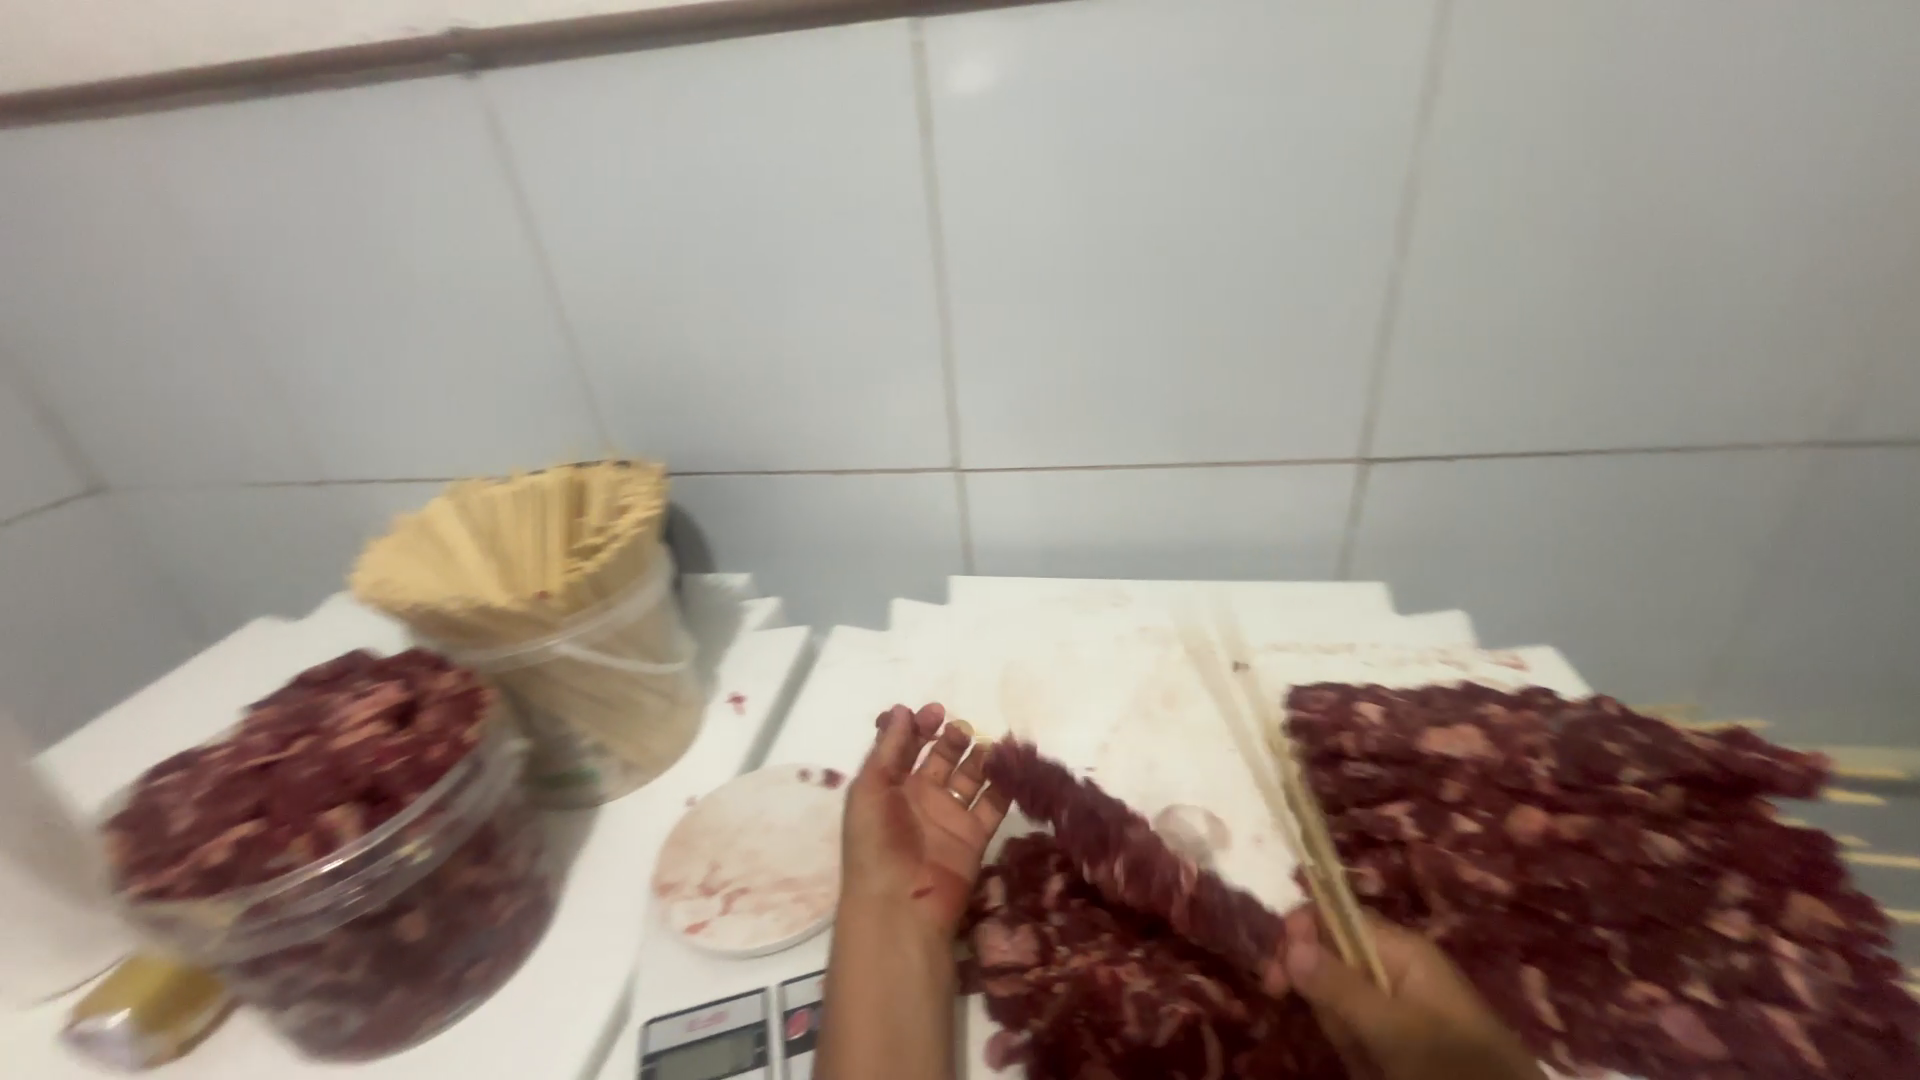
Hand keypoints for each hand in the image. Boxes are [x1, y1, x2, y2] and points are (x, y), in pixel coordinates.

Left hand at [841, 703, 1011, 938]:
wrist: (899, 905)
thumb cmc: (876, 842)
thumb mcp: (870, 788)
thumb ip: (889, 748)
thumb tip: (902, 708)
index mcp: (890, 785)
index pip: (908, 745)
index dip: (920, 725)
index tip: (937, 712)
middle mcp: (921, 797)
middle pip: (941, 757)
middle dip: (952, 739)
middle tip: (962, 730)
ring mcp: (949, 816)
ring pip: (969, 777)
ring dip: (979, 758)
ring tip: (989, 745)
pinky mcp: (974, 836)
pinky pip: (992, 805)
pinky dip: (1002, 786)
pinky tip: (1009, 767)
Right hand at [1285, 913, 1544, 1079]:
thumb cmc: (1454, 1068)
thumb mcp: (1394, 1031)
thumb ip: (1339, 986)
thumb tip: (1287, 942)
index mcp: (1401, 948)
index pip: (1332, 916)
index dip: (1297, 936)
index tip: (1273, 976)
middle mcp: (1398, 966)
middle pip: (1330, 958)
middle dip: (1323, 997)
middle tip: (1336, 1036)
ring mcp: (1401, 1004)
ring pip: (1341, 1001)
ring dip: (1343, 1033)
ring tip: (1370, 1065)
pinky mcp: (1403, 1038)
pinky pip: (1360, 1031)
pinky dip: (1358, 1053)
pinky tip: (1374, 1070)